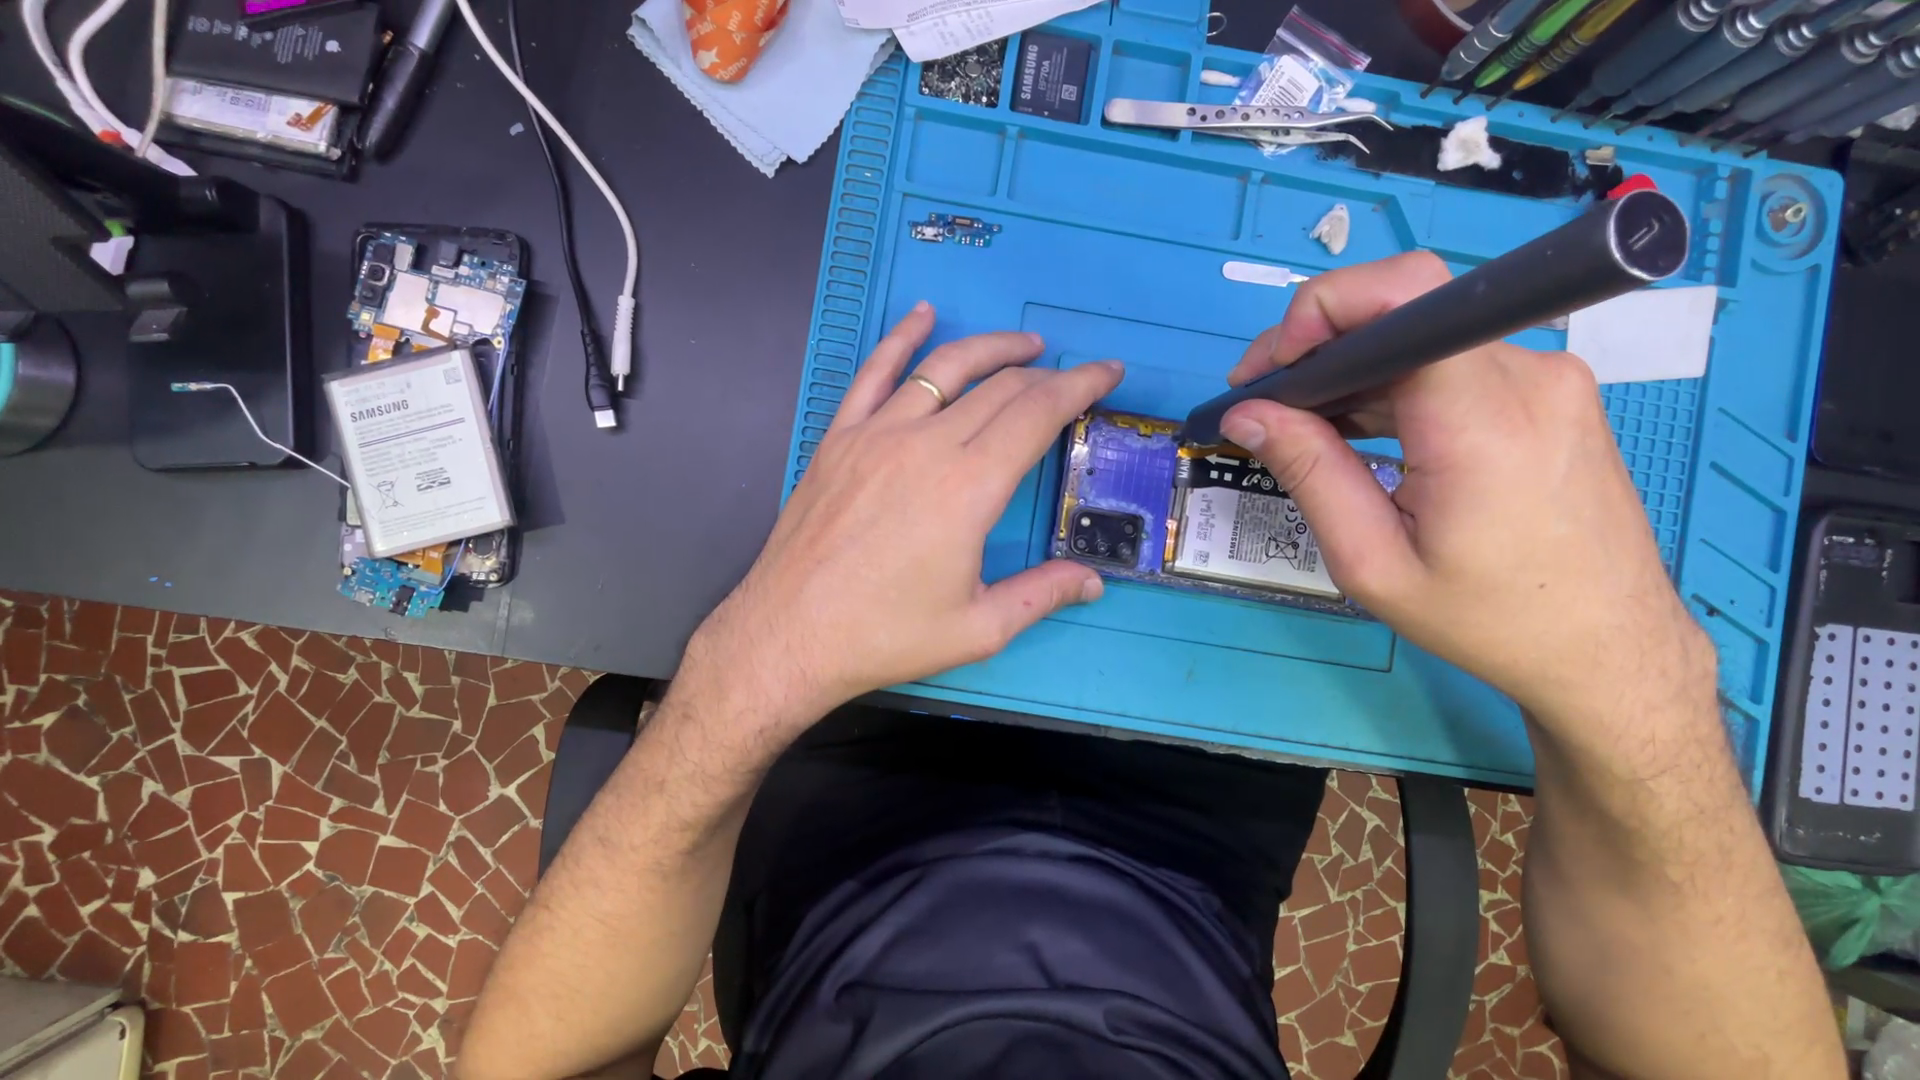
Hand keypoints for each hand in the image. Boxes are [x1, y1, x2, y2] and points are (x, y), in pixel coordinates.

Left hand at [682, 303, 1122, 726]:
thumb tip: (1093, 581)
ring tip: (1024, 345)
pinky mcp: (840, 439)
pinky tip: (921, 316)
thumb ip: (1042, 595)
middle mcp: (926, 445)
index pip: (1037, 414)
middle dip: (1047, 376)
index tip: (1106, 372)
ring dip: (991, 348)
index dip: (1079, 387)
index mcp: (969, 488)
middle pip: (1000, 388)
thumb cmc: (886, 635)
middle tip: (1073, 377)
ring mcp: (877, 434)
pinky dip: (901, 339)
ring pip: (944, 369)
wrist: (790, 634)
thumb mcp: (978, 629)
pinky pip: (874, 373)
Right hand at [1218, 253, 1714, 731]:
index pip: (1404, 293)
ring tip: (1300, 422)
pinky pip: (1452, 364)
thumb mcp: (1372, 561)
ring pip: (1424, 338)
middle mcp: (1525, 376)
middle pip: (1402, 312)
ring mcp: (1546, 381)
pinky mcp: (1549, 395)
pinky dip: (1394, 386)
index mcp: (1480, 418)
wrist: (1610, 650)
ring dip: (1354, 370)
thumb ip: (1309, 474)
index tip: (1275, 369)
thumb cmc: (1489, 619)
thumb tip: (1248, 413)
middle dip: (1318, 345)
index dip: (1324, 307)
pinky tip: (1358, 428)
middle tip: (1262, 401)